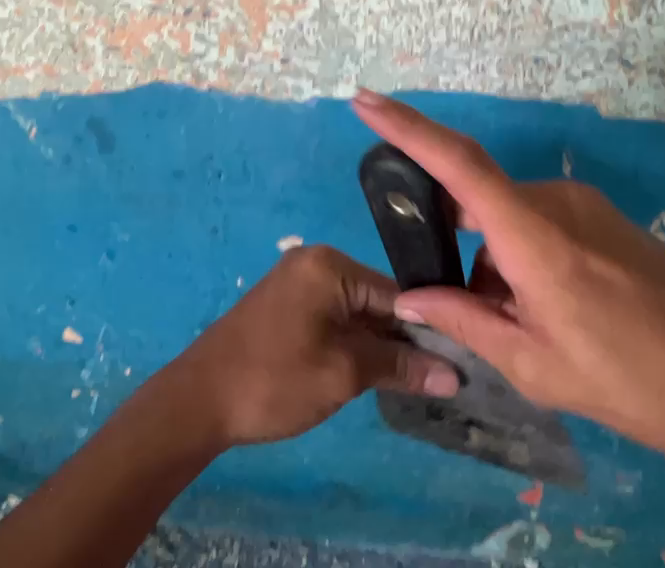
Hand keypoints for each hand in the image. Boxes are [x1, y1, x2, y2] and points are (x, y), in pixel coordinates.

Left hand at [160, 244, 461, 446]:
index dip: (431, 329)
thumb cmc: (274, 380)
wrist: (199, 400)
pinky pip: (336, 319)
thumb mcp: (344, 373)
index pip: (398, 293)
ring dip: (382, 345)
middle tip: (445, 378)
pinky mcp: (288, 308)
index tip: (464, 362)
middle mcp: (314, 264)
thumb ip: (400, 366)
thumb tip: (454, 375)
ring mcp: (298, 284)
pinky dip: (355, 344)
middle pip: (379, 300)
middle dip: (406, 339)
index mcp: (329, 266)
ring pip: (359, 313)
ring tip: (419, 381)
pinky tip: (376, 373)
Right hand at [352, 90, 664, 467]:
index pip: (458, 164)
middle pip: (478, 203)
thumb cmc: (639, 384)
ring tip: (518, 329)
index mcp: (535, 238)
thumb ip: (465, 322)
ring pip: (510, 220)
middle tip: (455, 304)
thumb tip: (410, 298)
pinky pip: (542, 226)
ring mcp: (589, 209)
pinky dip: (523, 260)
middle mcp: (559, 205)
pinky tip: (549, 316)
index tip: (364, 100)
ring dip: (494, 262)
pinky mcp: (609, 221)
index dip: (406, 128)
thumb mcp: (538, 367)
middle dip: (455, 245)